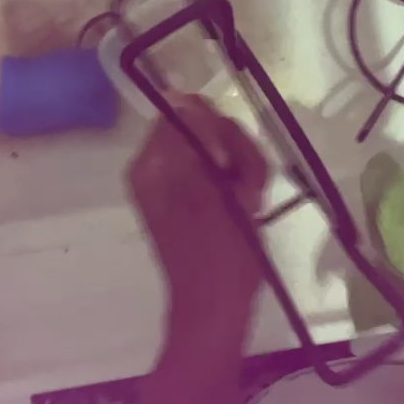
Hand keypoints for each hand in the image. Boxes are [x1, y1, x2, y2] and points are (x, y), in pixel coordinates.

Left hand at [127, 96, 269, 346]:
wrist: (218, 308)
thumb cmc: (216, 254)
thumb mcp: (207, 190)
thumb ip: (192, 139)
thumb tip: (178, 95)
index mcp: (151, 163)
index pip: (185, 112)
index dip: (215, 131)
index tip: (226, 165)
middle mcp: (160, 166)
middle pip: (207, 127)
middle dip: (236, 152)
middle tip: (247, 187)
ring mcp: (181, 182)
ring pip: (224, 148)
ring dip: (246, 169)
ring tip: (251, 202)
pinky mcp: (200, 197)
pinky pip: (225, 171)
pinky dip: (244, 184)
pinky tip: (250, 206)